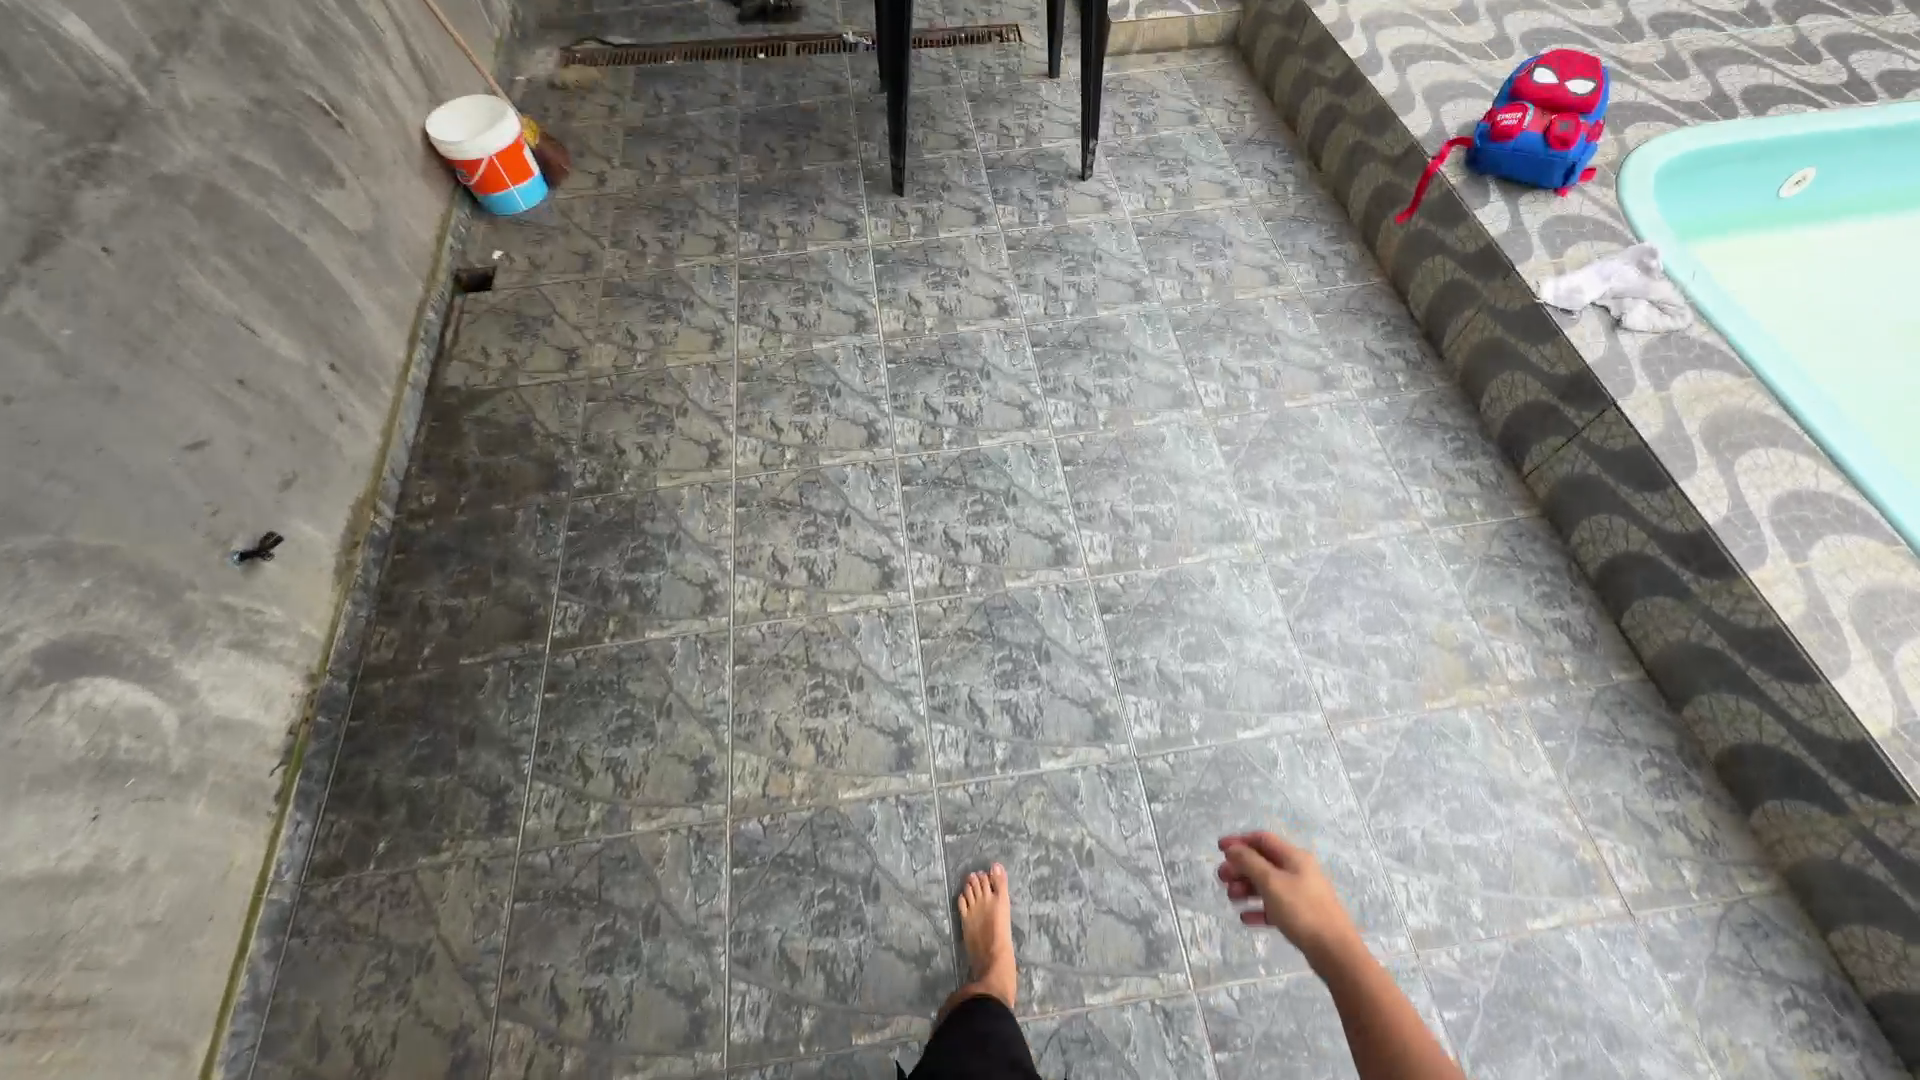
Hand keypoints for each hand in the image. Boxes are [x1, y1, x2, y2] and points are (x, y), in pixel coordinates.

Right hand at [1216, 831, 1362, 971]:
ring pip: (1267, 885)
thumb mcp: (1271, 882)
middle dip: (1240, 868)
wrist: (1335, 951)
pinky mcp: (1301, 916)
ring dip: (1246, 888)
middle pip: (1263, 862)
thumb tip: (1233, 848)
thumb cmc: (1302, 910)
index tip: (1219, 849)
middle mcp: (1298, 871)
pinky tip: (1245, 918)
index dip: (1240, 841)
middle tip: (1221, 878)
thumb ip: (1249, 862)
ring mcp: (1300, 894)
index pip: (1262, 839)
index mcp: (1294, 857)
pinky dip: (1258, 909)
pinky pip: (1274, 906)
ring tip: (1231, 899)